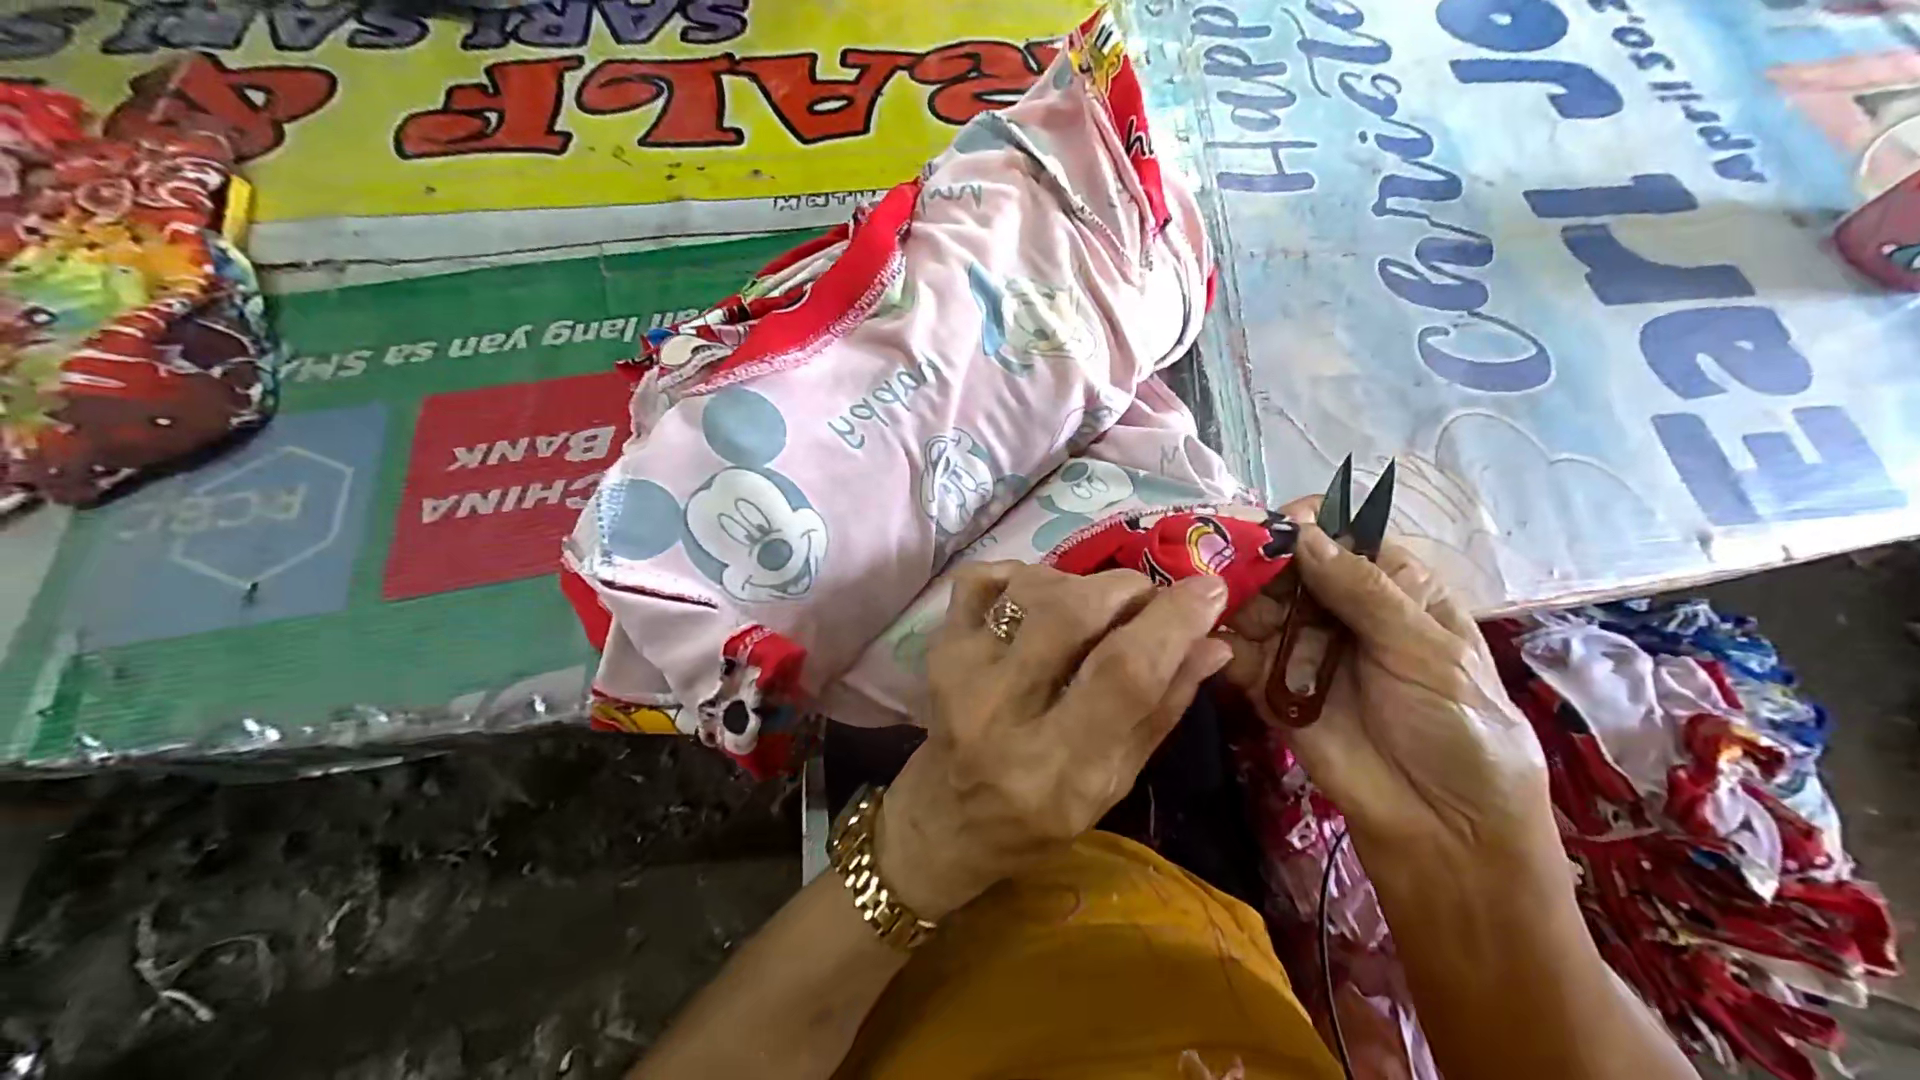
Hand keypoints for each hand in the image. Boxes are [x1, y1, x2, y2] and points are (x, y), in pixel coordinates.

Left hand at [876, 562, 1232, 918]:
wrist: (945, 818)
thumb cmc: (1038, 817)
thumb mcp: (1113, 784)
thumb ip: (1161, 711)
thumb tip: (1213, 642)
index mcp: (1058, 767)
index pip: (1124, 672)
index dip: (1174, 621)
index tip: (1210, 591)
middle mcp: (1002, 711)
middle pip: (1073, 613)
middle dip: (1129, 590)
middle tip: (1148, 600)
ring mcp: (960, 671)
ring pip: (1031, 587)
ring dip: (1081, 582)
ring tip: (1097, 607)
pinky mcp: (938, 646)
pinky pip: (981, 578)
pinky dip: (1021, 573)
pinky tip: (1040, 598)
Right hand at [1219, 505, 1555, 865]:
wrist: (1442, 828)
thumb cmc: (1459, 729)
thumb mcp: (1428, 652)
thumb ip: (1364, 592)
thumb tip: (1304, 535)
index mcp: (1393, 590)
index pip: (1344, 538)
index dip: (1308, 525)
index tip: (1271, 524)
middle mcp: (1340, 611)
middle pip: (1289, 567)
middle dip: (1257, 560)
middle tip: (1221, 559)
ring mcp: (1301, 648)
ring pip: (1256, 605)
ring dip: (1232, 597)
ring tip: (1208, 597)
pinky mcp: (1269, 686)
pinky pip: (1237, 654)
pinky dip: (1218, 641)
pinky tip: (1202, 634)